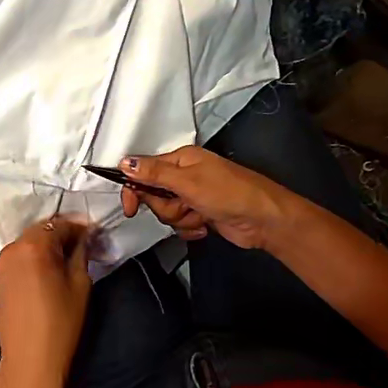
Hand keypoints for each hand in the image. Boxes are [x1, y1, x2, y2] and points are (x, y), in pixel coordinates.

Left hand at [0, 217, 92, 387]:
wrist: (31, 361)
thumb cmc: (60, 323)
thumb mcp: (80, 283)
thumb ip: (81, 252)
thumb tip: (85, 237)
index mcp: (32, 246)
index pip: (60, 224)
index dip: (81, 228)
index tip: (96, 234)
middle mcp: (12, 249)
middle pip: (42, 231)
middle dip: (64, 235)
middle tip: (86, 246)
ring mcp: (2, 265)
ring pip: (30, 244)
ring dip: (49, 247)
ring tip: (70, 260)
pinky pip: (21, 259)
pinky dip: (36, 259)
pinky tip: (52, 271)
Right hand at [119, 146, 297, 249]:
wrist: (263, 220)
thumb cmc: (229, 193)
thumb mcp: (187, 181)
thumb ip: (153, 173)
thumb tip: (123, 162)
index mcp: (181, 159)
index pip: (144, 172)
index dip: (135, 190)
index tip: (130, 208)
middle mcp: (185, 175)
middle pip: (154, 195)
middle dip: (166, 207)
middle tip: (184, 206)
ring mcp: (193, 196)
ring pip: (167, 213)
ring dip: (181, 219)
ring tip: (200, 216)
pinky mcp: (200, 214)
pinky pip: (181, 225)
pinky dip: (190, 229)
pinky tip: (205, 226)